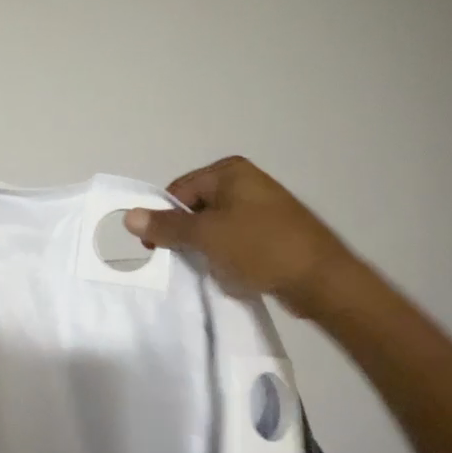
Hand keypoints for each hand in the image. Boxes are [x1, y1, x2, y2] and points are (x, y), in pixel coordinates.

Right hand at [125, 157, 355, 314]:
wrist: (322, 280)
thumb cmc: (260, 247)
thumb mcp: (206, 236)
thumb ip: (167, 227)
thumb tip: (129, 216)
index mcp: (230, 172)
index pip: (179, 190)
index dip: (164, 218)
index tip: (156, 248)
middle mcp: (247, 182)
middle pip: (197, 208)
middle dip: (188, 235)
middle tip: (184, 261)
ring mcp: (264, 207)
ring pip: (217, 227)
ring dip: (208, 249)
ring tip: (212, 269)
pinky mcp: (276, 232)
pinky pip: (239, 240)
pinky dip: (230, 256)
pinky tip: (234, 274)